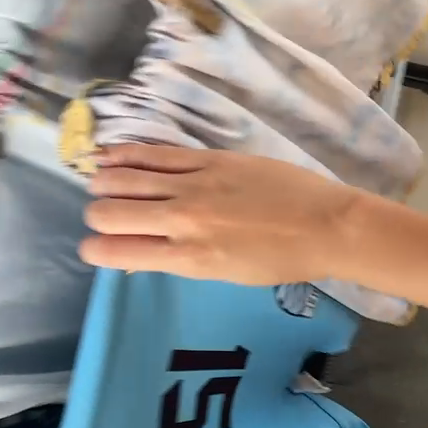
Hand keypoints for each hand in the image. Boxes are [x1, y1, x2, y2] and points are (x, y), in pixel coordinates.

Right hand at [80, 144, 366, 285]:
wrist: (330, 226)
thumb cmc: (286, 259)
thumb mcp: (229, 274)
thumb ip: (182, 261)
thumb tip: (142, 253)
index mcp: (188, 259)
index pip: (111, 251)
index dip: (97, 249)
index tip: (102, 245)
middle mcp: (182, 222)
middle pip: (107, 212)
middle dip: (99, 215)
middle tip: (111, 214)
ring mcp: (194, 186)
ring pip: (120, 178)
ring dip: (105, 183)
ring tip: (106, 184)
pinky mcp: (210, 159)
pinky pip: (153, 153)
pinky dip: (124, 155)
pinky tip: (110, 157)